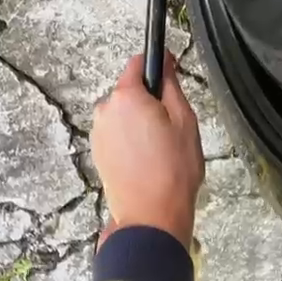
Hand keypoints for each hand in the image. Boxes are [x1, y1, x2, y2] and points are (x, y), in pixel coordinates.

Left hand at [91, 53, 203, 251]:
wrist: (151, 217)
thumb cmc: (172, 172)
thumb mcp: (184, 120)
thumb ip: (171, 85)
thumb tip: (163, 63)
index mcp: (126, 96)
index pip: (137, 63)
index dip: (157, 63)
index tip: (170, 69)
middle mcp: (106, 109)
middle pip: (130, 90)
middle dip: (149, 99)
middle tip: (171, 125)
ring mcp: (99, 131)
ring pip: (124, 113)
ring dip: (140, 121)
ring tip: (160, 148)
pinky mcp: (98, 151)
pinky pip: (117, 133)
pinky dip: (130, 139)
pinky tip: (147, 159)